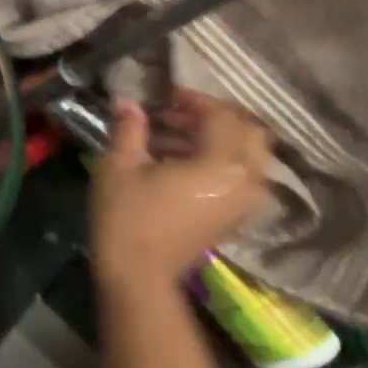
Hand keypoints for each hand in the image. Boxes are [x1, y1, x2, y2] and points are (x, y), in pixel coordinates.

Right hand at [92, 89, 269, 286]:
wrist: (138, 271)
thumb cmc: (125, 215)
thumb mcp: (118, 167)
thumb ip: (129, 129)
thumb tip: (127, 101)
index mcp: (222, 163)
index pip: (222, 116)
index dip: (194, 100)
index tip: (164, 96)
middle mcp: (249, 178)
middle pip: (248, 132)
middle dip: (213, 118)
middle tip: (173, 116)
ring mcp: (248, 199)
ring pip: (248, 154)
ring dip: (216, 140)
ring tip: (171, 141)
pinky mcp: (238, 214)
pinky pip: (242, 175)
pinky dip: (219, 161)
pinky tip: (181, 166)